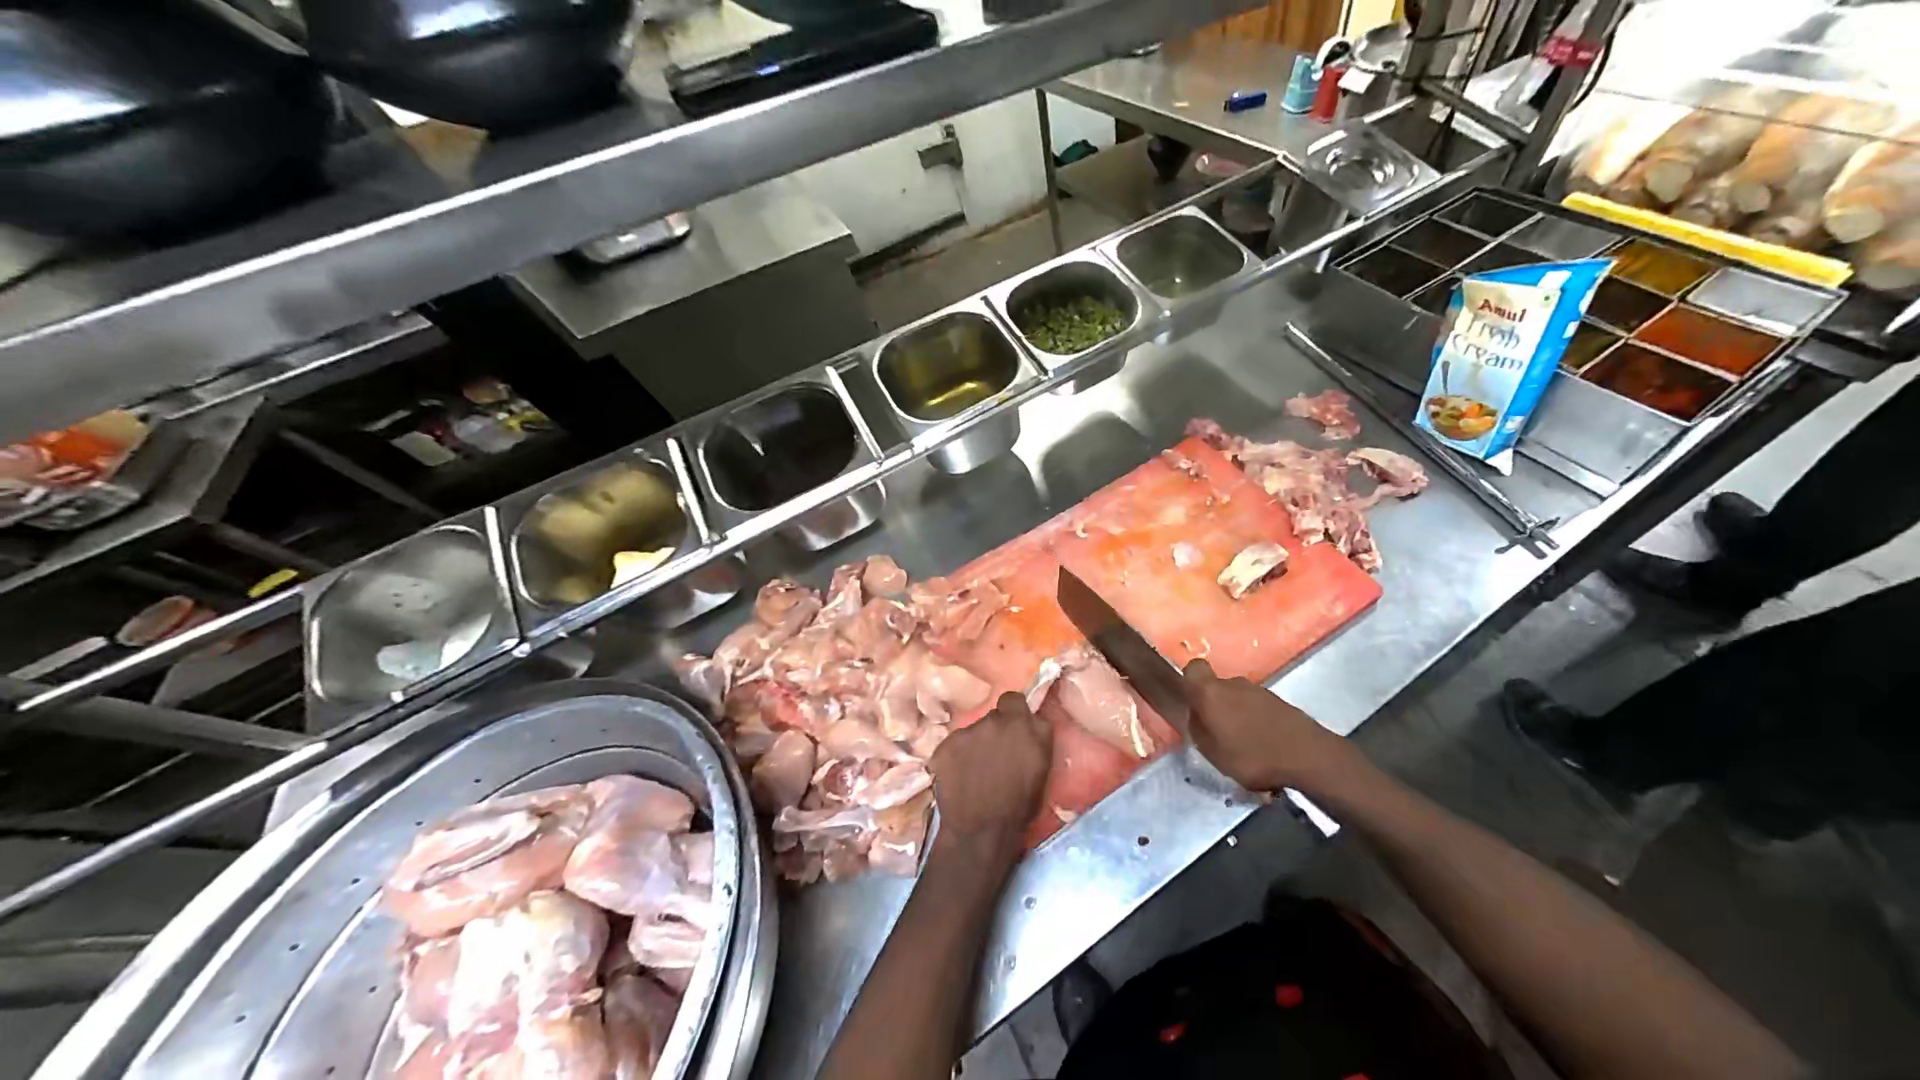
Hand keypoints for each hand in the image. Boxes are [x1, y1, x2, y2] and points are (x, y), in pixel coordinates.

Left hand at [929, 692, 1051, 865]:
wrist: (980, 831)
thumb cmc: (1020, 806)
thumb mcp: (1042, 768)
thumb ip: (1037, 736)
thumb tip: (1031, 722)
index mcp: (1022, 726)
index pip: (1014, 699)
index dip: (1013, 712)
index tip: (1013, 728)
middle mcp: (993, 722)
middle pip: (993, 717)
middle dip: (995, 731)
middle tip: (996, 755)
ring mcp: (966, 732)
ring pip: (972, 732)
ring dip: (976, 745)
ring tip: (976, 772)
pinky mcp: (944, 745)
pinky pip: (953, 746)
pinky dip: (956, 758)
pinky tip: (959, 778)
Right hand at [1182, 659, 1354, 791]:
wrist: (1309, 757)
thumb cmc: (1252, 755)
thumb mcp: (1211, 752)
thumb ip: (1198, 730)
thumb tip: (1196, 716)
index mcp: (1210, 691)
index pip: (1193, 668)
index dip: (1190, 682)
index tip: (1192, 704)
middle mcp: (1233, 683)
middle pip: (1216, 687)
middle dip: (1214, 705)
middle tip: (1217, 733)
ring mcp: (1259, 691)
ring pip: (1237, 698)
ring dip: (1236, 715)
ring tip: (1242, 744)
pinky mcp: (1280, 702)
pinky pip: (1256, 708)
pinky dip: (1255, 721)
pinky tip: (1263, 745)